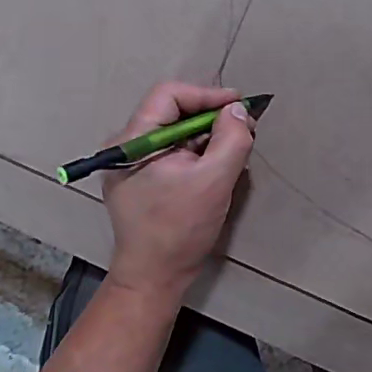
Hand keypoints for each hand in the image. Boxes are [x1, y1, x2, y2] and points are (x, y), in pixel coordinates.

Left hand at [100, 82, 256, 299]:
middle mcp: (127, 146)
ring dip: (209, 135)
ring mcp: (133, 164)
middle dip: (212, 116)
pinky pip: (175, 152)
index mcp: (133, 140)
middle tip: (244, 127)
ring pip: (177, 132)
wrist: (155, 276)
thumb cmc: (181, 228)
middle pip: (173, 112)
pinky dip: (200, 152)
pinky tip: (221, 164)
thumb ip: (231, 138)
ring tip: (237, 146)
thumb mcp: (215, 179)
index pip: (169, 95)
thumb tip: (238, 110)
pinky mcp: (143, 180)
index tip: (239, 106)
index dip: (207, 95)